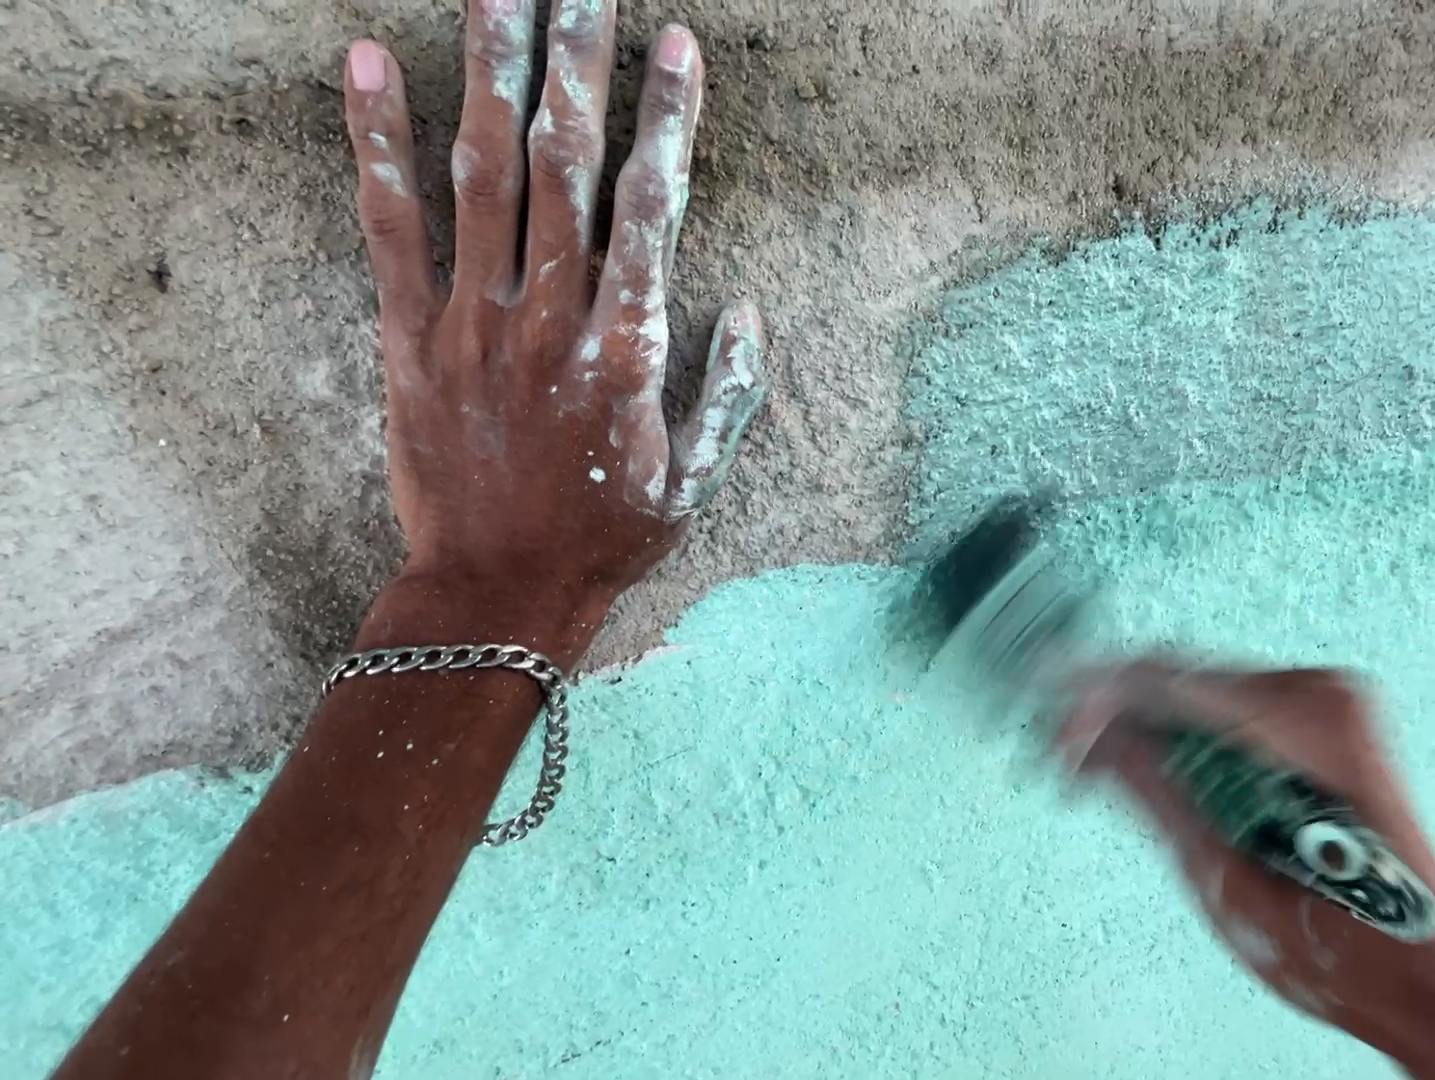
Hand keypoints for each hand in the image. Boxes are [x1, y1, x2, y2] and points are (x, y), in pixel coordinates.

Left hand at [340, 9, 764, 620]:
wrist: (502, 587)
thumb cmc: (611, 534)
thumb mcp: (700, 479)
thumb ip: (734, 393)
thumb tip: (750, 310)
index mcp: (630, 353)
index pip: (651, 212)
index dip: (667, 124)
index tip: (676, 47)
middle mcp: (553, 319)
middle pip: (564, 165)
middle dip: (577, 60)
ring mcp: (475, 323)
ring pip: (481, 174)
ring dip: (488, 68)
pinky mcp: (410, 340)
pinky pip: (389, 229)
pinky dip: (373, 143)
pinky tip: (364, 62)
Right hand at [1059, 664, 1434, 1079]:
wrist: (1424, 973)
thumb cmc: (1356, 948)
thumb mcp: (1227, 879)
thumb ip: (1157, 796)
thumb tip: (1097, 742)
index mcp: (1314, 729)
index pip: (1175, 683)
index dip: (1100, 695)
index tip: (1055, 713)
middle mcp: (1325, 698)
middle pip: (1181, 677)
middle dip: (1109, 708)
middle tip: (1061, 745)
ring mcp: (1324, 703)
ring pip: (1193, 685)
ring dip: (1134, 718)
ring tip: (1087, 756)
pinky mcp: (1314, 718)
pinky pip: (1219, 701)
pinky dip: (1171, 726)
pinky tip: (1138, 752)